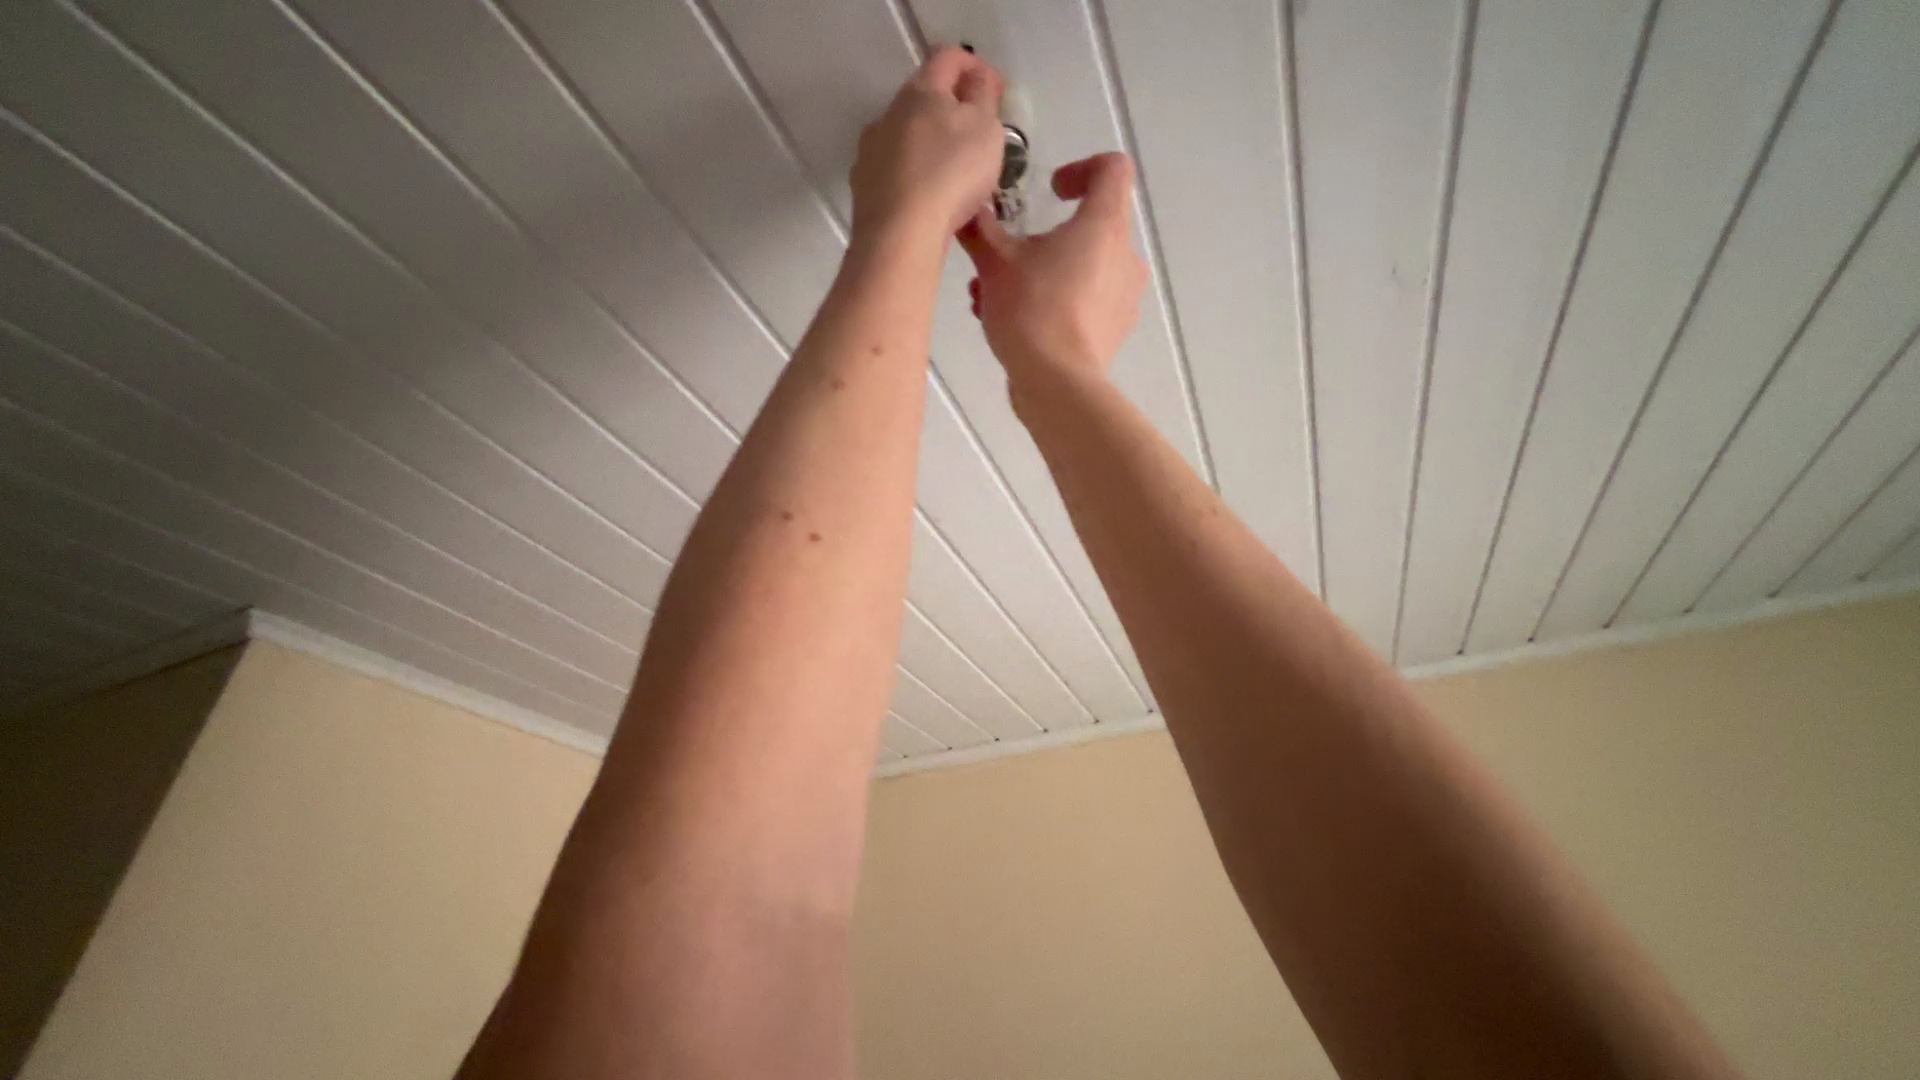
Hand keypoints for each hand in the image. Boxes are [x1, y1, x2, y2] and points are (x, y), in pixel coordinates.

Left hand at [850, 47, 1006, 245]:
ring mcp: (870, 153)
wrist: (900, 236)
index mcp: (919, 91)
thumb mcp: (985, 128)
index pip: (948, 58)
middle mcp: (887, 115)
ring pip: (907, 139)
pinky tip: (931, 201)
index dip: (976, 67)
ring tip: (956, 175)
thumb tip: (976, 79)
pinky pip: (896, 174)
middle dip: (952, 110)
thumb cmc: (951, 174)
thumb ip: (983, 97)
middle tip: (979, 135)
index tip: (998, 91)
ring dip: (932, 147)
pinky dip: (916, 179)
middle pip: (923, 99)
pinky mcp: (864, 190)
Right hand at [956, 153, 1147, 388]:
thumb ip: (981, 231)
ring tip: (997, 297)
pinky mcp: (1114, 330)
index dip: (1082, 169)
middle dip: (1045, 237)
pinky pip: (1085, 303)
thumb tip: (967, 211)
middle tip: (1008, 256)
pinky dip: (1054, 303)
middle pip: (1091, 226)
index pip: (1112, 170)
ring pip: (1083, 269)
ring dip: (1041, 273)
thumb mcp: (995, 264)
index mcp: (1103, 225)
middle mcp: (1124, 256)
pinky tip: (1016, 323)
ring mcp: (1124, 297)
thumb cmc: (1032, 310)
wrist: (1057, 383)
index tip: (1052, 192)